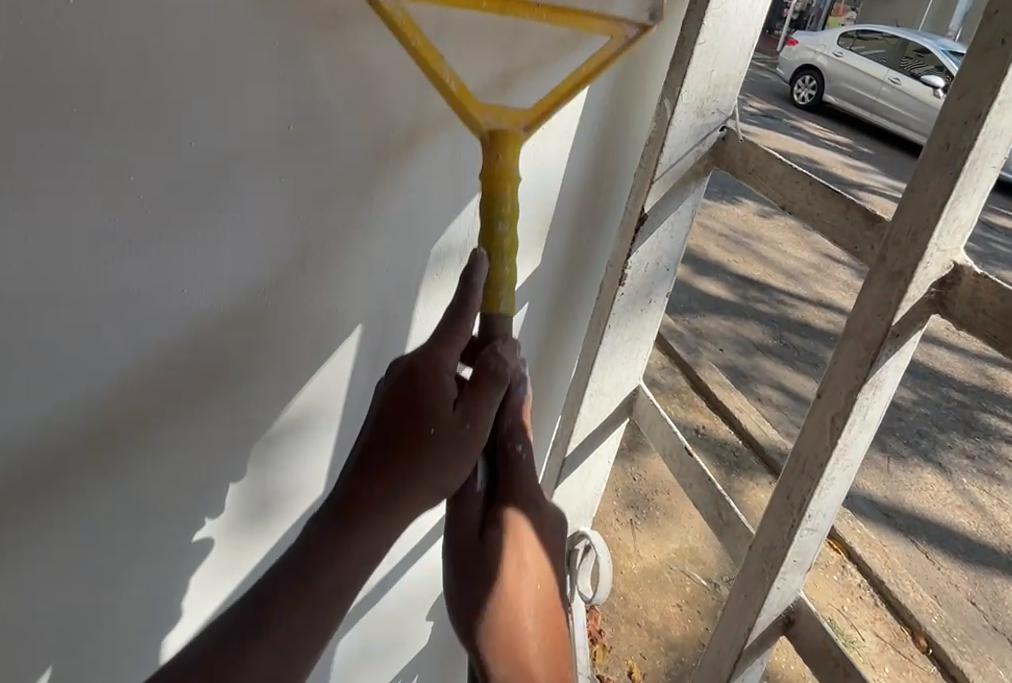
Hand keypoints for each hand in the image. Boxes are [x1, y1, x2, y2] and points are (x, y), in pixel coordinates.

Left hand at [330, 249, 519, 529]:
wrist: (368, 503)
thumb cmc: (424, 466)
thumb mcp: (471, 427)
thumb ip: (491, 381)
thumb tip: (507, 344)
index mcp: (430, 363)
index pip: (459, 313)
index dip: (474, 283)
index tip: (482, 253)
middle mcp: (409, 365)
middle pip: (455, 347)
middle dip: (483, 358)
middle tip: (507, 390)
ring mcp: (395, 385)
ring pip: (442, 372)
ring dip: (467, 386)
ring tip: (482, 426)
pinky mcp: (388, 405)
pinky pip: (427, 388)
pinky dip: (448, 398)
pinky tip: (456, 435)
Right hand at [444, 357, 573, 682]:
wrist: (527, 667)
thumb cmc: (485, 604)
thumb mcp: (462, 546)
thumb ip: (466, 494)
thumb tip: (468, 449)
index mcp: (519, 498)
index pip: (513, 432)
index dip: (509, 394)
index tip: (508, 359)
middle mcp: (541, 505)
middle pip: (516, 457)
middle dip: (497, 431)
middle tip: (473, 410)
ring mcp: (548, 531)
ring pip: (517, 488)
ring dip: (497, 474)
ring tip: (465, 482)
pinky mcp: (548, 551)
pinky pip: (521, 512)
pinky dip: (503, 503)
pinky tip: (484, 523)